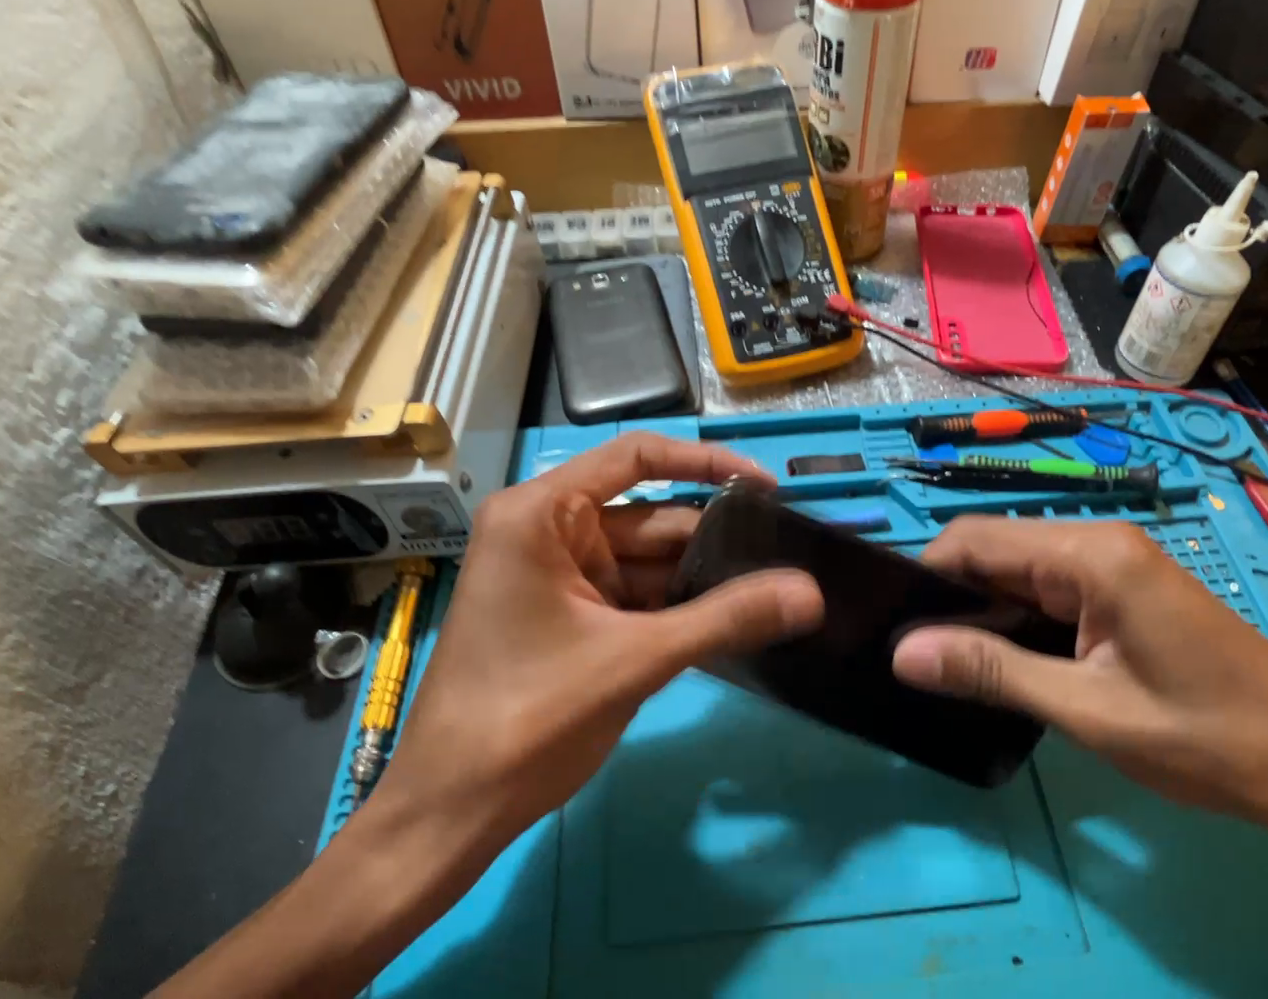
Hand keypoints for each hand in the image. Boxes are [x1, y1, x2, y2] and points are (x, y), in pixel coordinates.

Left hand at [369, 433, 823, 870]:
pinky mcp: (571, 620)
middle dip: (715, 537)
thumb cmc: (528, 716)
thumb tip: (813, 593)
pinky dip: (678, 608)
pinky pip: (636, 598)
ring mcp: (560, 579)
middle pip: (650, 516)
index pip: (636, 458)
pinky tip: (734, 618)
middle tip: (790, 553)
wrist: (454, 808)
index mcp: (542, 515)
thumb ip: (726, 619)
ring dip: (703, 578)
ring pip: (648, 562)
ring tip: (777, 586)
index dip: (705, 462)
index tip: (766, 487)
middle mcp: (549, 533)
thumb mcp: (634, 660)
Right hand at [890, 517, 1267, 829]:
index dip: (924, 576)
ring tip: (939, 665)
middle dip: (948, 598)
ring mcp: (1116, 569)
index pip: (974, 539)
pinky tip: (995, 664)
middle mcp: (1100, 544)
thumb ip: (992, 671)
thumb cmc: (1210, 741)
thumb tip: (901, 652)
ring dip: (980, 614)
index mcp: (1091, 555)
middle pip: (994, 552)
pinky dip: (1016, 624)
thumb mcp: (1089, 711)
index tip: (889, 628)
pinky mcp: (1125, 596)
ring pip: (1018, 575)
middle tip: (907, 658)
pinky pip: (1049, 595)